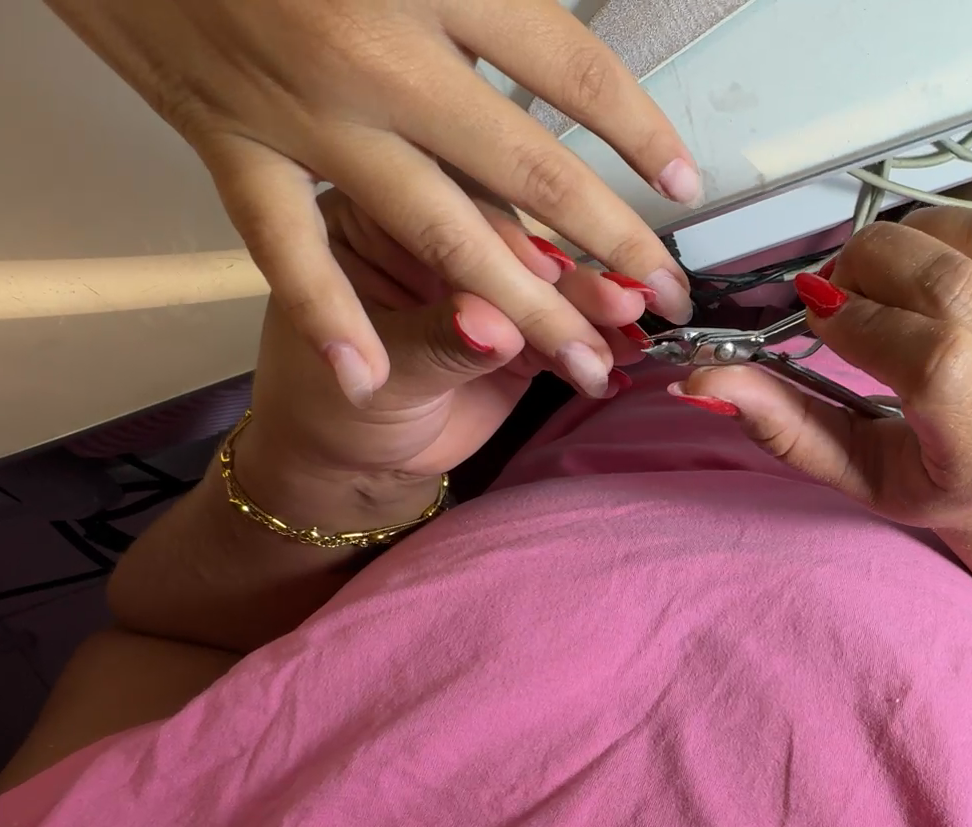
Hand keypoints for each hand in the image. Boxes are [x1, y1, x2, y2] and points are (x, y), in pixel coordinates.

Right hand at [46, 0, 697, 401]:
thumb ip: (492, 4)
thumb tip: (568, 62)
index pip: (576, 76)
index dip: (641, 135)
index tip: (686, 185)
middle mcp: (375, 54)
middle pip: (533, 177)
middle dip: (616, 247)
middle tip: (671, 300)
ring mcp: (300, 108)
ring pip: (442, 232)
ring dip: (527, 311)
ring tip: (590, 367)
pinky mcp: (222, 139)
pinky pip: (278, 242)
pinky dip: (322, 310)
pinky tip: (363, 376)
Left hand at [241, 190, 641, 505]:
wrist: (361, 463)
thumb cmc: (337, 408)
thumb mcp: (383, 375)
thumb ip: (437, 344)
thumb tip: (494, 327)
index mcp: (378, 226)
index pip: (448, 219)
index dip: (507, 247)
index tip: (552, 273)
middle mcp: (438, 245)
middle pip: (516, 253)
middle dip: (573, 282)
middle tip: (623, 301)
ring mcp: (487, 291)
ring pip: (551, 294)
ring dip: (597, 313)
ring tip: (634, 331)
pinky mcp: (521, 333)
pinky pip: (566, 335)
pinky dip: (598, 348)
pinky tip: (628, 357)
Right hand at [681, 209, 971, 533]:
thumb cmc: (922, 478)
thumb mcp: (851, 472)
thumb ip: (785, 428)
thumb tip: (705, 380)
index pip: (939, 365)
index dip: (868, 325)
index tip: (823, 319)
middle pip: (958, 290)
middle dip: (877, 266)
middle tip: (841, 288)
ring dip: (917, 236)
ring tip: (883, 272)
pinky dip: (961, 228)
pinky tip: (934, 264)